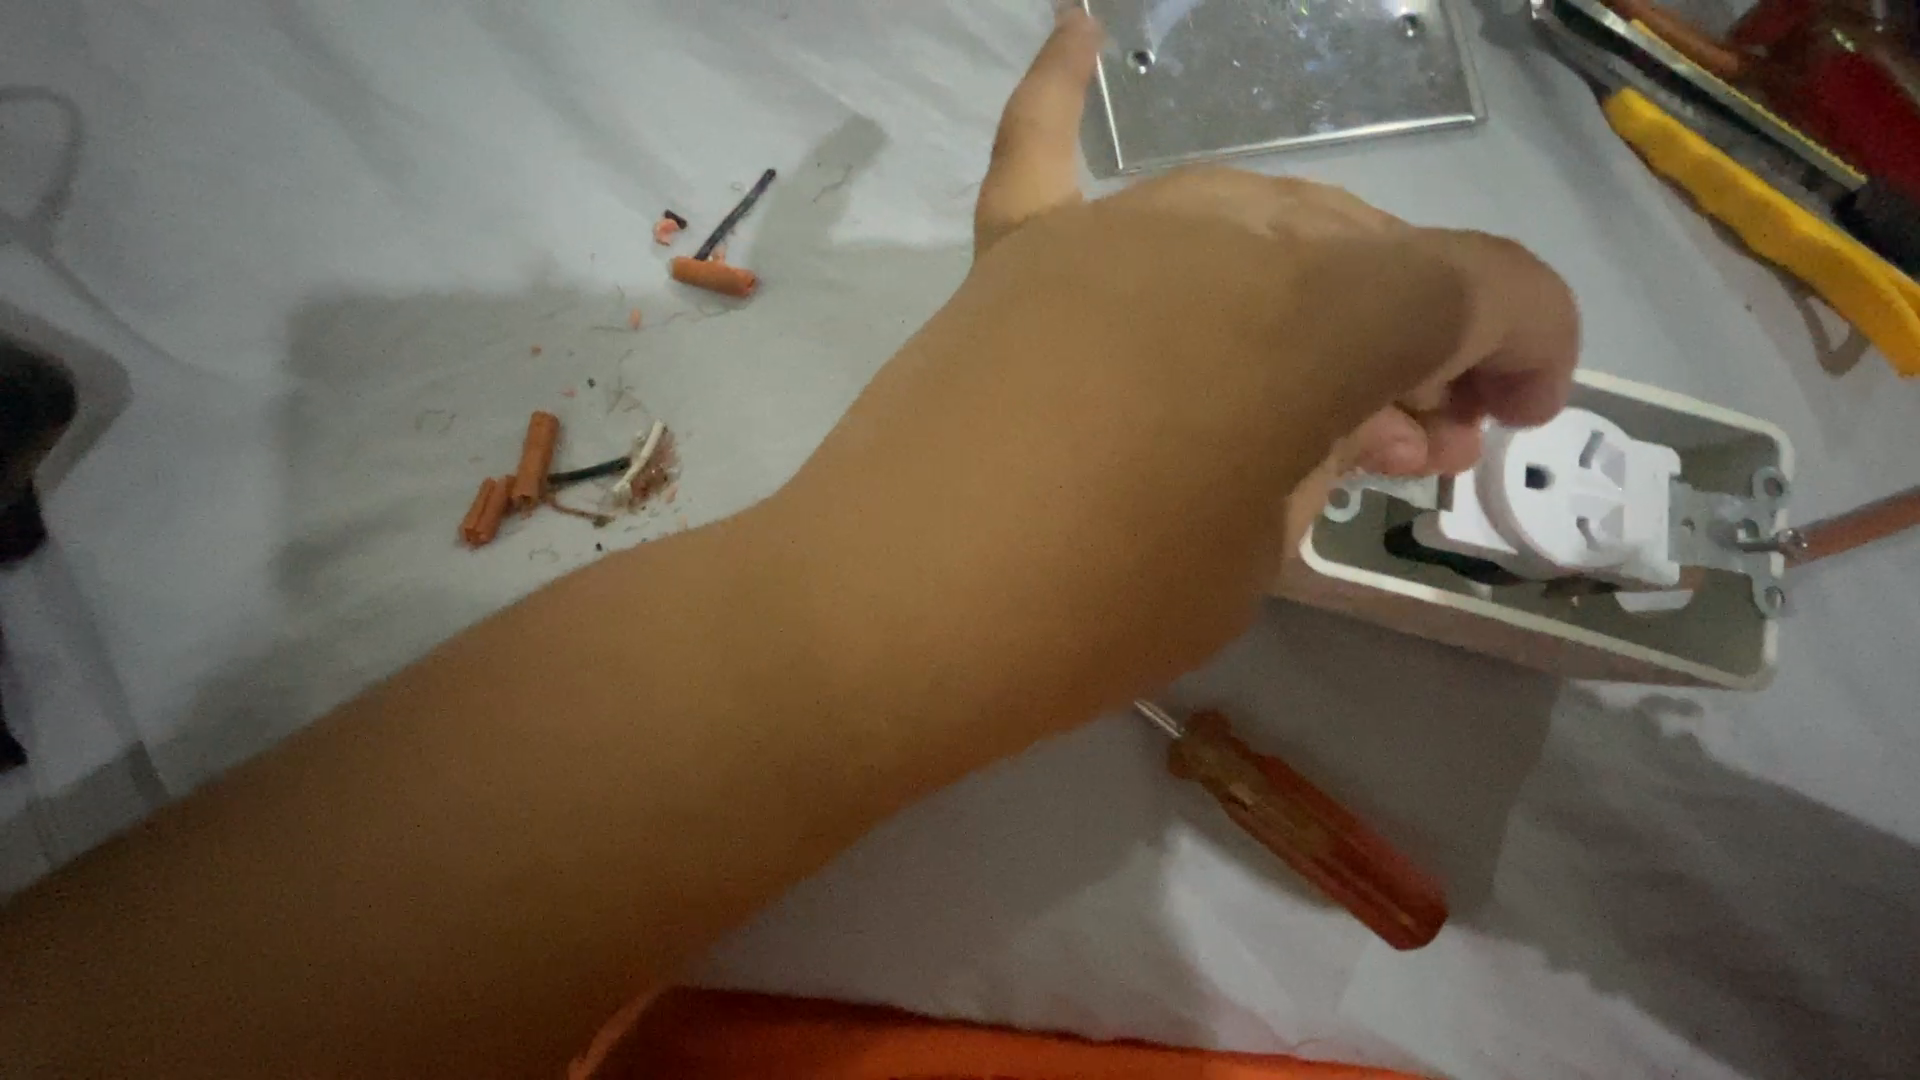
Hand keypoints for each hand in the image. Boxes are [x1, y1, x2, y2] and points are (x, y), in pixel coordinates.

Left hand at [772, 10, 1578, 732]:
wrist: (884, 619)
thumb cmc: (1080, 619)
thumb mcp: (1245, 565)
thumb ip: (1299, 468)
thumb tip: (1317, 424)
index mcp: (1304, 320)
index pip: (1468, 284)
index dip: (1528, 340)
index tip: (1524, 410)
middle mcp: (1208, 237)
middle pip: (1350, 250)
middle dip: (1407, 335)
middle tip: (1405, 434)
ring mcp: (1094, 238)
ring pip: (1240, 217)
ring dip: (1299, 284)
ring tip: (1308, 376)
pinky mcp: (1002, 267)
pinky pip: (1039, 151)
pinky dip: (1060, 90)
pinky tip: (1080, 26)